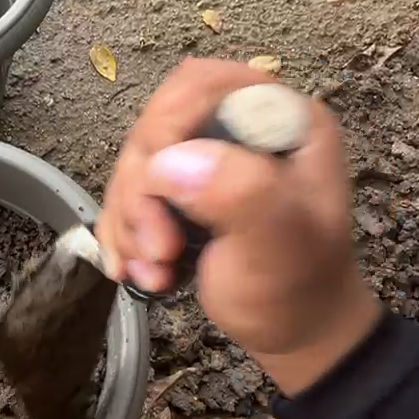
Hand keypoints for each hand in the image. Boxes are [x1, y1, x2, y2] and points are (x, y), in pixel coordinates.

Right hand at [95, 58, 380, 393]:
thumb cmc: (296, 292)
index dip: (165, 128)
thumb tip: (171, 163)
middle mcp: (240, 127)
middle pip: (154, 126)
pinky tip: (140, 268)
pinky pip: (127, 191)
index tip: (158, 190)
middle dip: (142, 190)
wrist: (292, 333)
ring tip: (154, 269)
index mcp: (280, 119)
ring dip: (129, 219)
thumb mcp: (281, 247)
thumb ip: (241, 195)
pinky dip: (122, 231)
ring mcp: (206, 156)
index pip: (200, 85)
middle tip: (159, 248)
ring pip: (134, 162)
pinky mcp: (179, 184)